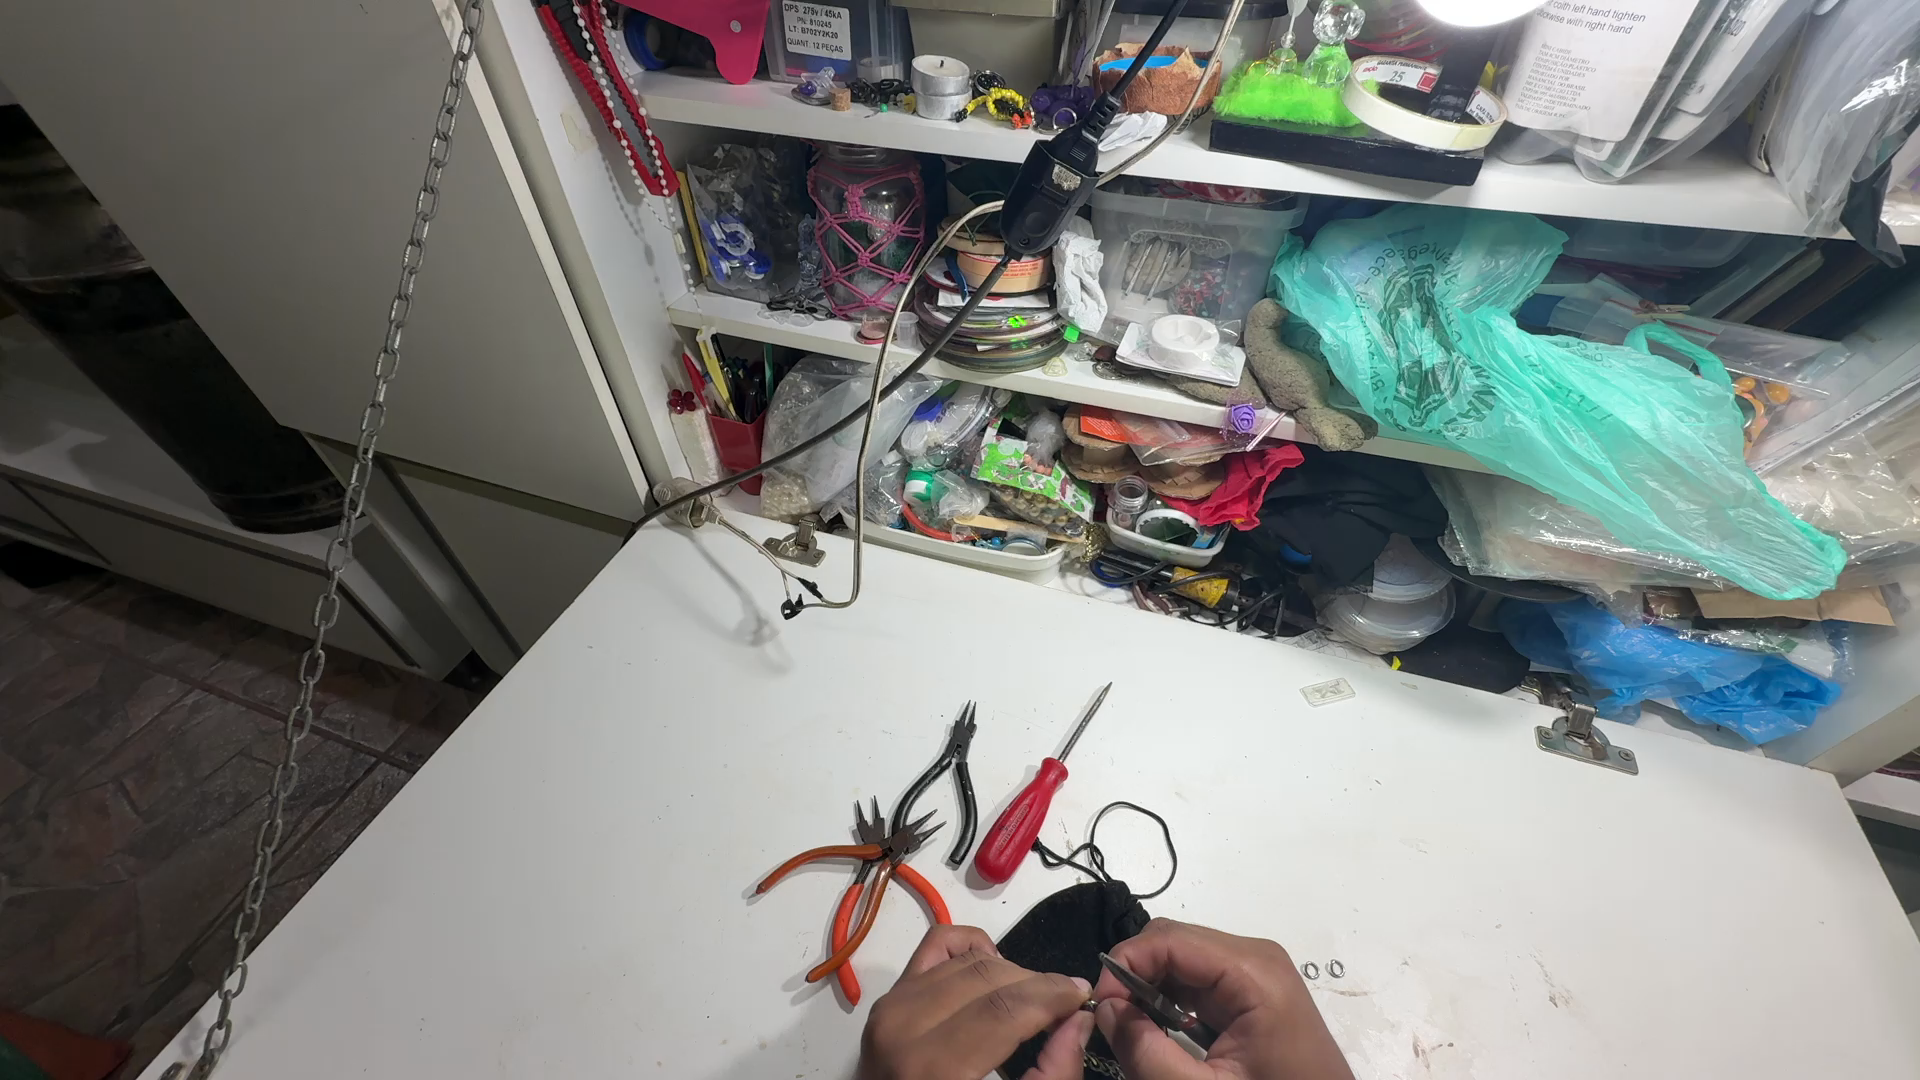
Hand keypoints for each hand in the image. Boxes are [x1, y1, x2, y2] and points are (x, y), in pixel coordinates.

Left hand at [856, 925, 1096, 1079]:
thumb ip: (1051, 1074)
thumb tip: (1079, 1018)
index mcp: (933, 1068)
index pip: (1004, 1009)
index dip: (1051, 996)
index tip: (1083, 995)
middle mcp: (905, 1026)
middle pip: (988, 979)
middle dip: (1036, 983)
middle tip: (1066, 1001)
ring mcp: (892, 1005)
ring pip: (966, 959)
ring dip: (1010, 969)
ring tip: (1033, 995)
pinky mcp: (889, 994)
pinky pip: (935, 944)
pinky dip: (969, 944)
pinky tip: (991, 964)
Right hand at [1092, 919, 1353, 1079]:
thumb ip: (1147, 1052)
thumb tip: (1105, 1010)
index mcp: (1252, 970)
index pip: (1167, 939)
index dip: (1124, 965)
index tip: (1100, 1008)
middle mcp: (1254, 955)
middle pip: (1172, 942)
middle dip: (1135, 976)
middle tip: (1114, 1023)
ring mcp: (1256, 971)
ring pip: (1179, 958)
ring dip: (1150, 989)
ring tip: (1135, 1031)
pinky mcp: (1253, 989)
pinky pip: (1197, 978)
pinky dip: (1170, 999)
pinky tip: (1161, 1031)